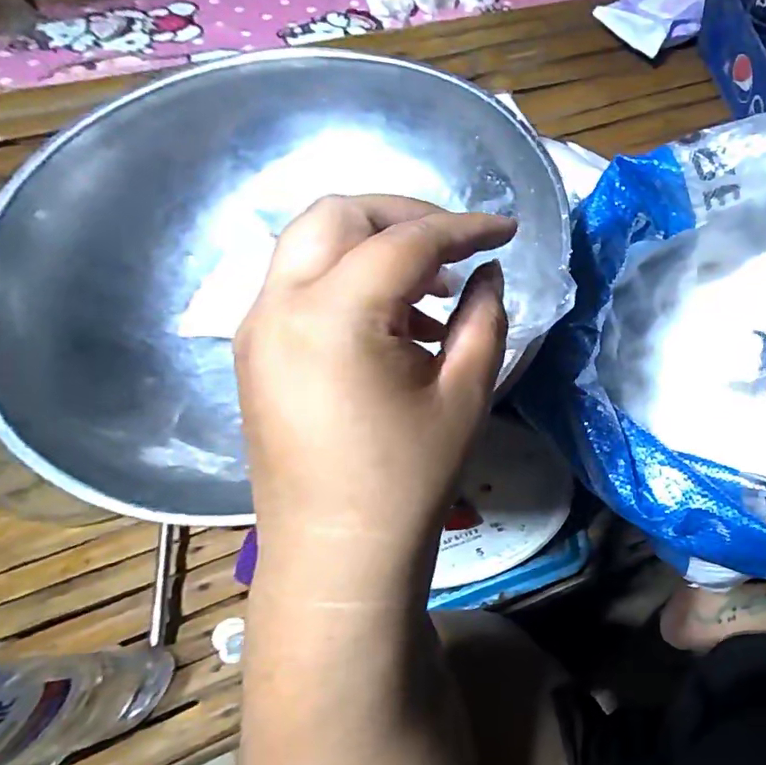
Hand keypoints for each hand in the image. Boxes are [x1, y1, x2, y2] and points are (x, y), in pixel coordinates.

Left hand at [234, 194, 515, 590]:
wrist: (339, 549)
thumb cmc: (411, 476)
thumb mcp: (466, 393)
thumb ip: (485, 318)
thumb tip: (489, 272)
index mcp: (335, 316)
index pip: (406, 241)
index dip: (464, 227)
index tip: (509, 230)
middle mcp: (280, 305)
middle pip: (339, 215)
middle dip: (406, 215)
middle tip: (460, 245)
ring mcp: (258, 326)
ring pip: (312, 243)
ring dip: (377, 246)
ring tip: (436, 290)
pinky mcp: (257, 349)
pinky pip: (302, 283)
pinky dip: (352, 277)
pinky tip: (399, 322)